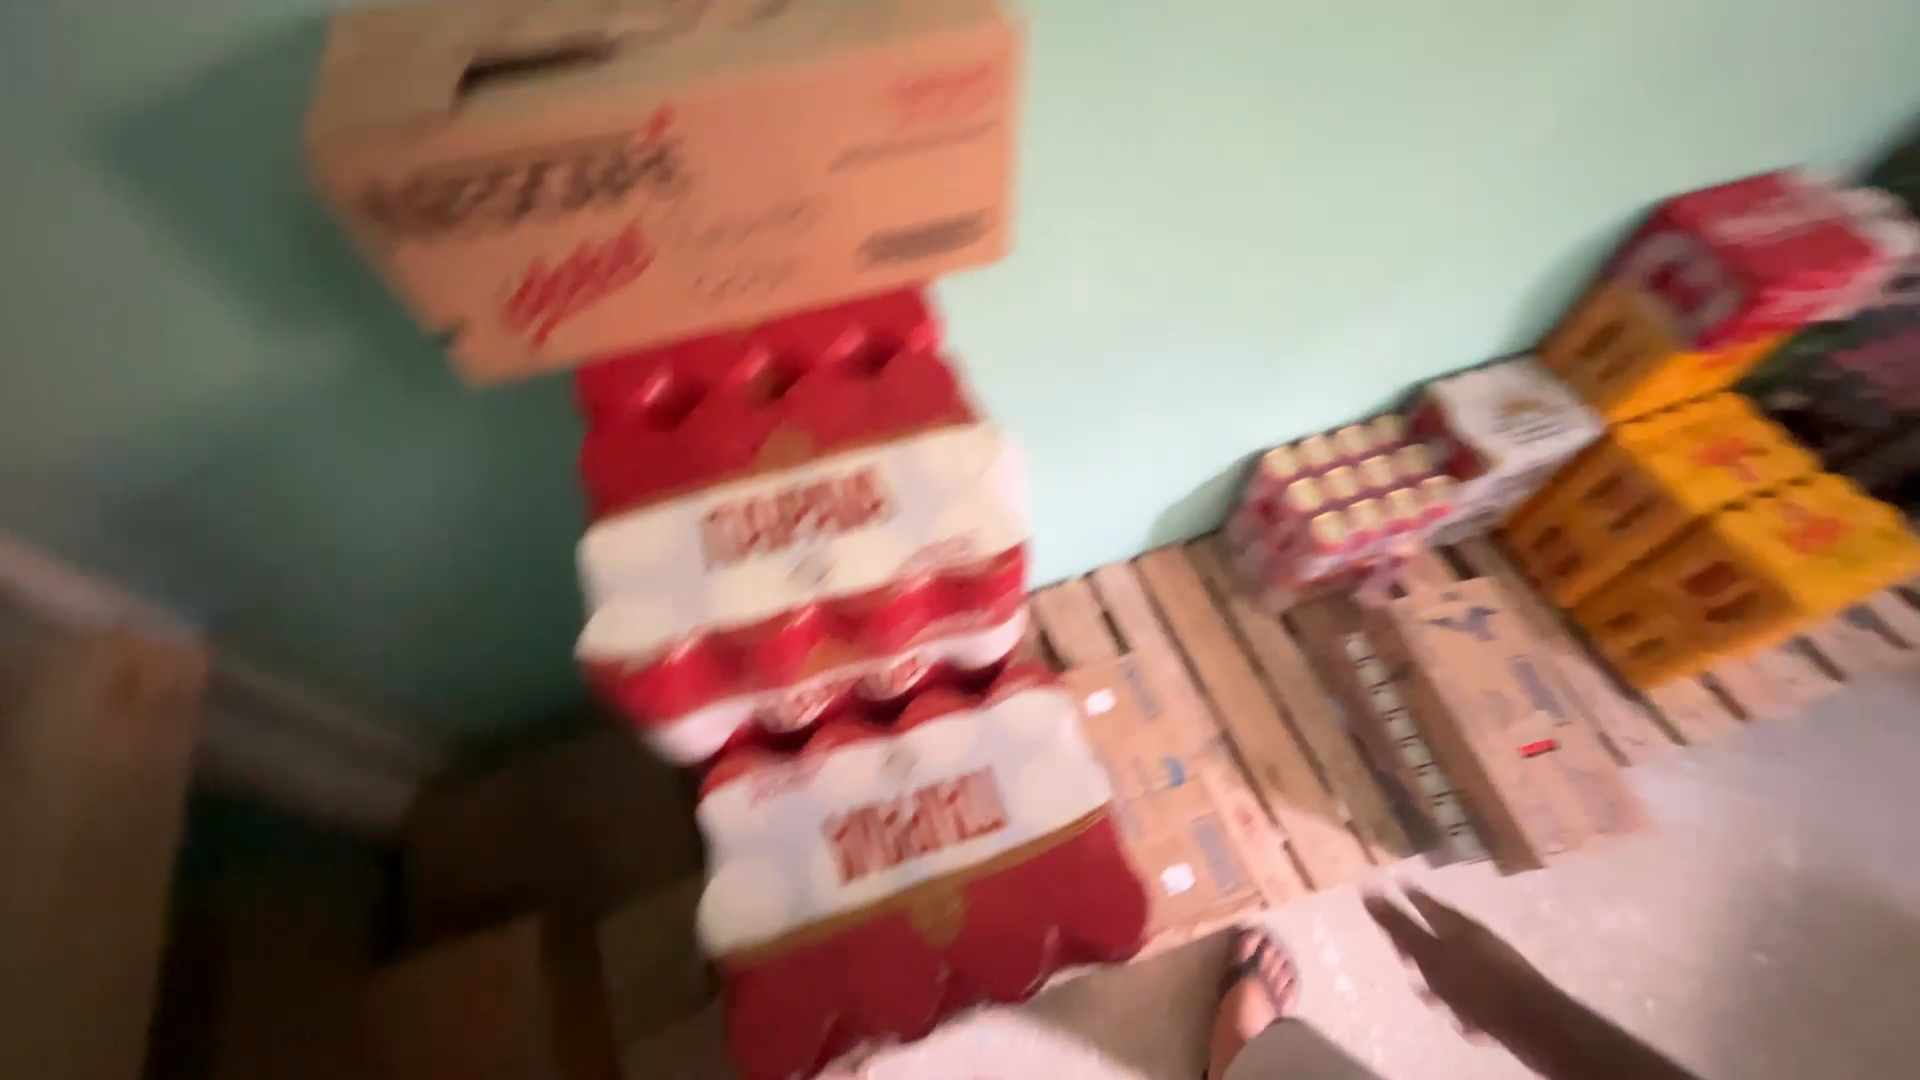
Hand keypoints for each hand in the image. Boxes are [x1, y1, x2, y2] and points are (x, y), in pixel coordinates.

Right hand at [1363, 886, 1554, 1043]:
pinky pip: (1472, 995)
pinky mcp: (1503, 996)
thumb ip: (1398, 924)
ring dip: (1439, 983)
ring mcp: (1491, 967)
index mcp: (1455, 924)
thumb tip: (1367, 888)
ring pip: (1453, 968)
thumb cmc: (1476, 984)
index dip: (1406, 894)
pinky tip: (1463, 1020)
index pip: (1423, 900)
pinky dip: (1463, 1004)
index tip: (1392, 885)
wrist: (1537, 1027)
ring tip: (1433, 999)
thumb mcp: (1429, 954)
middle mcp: (1473, 940)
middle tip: (1404, 957)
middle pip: (1436, 936)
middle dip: (1418, 949)